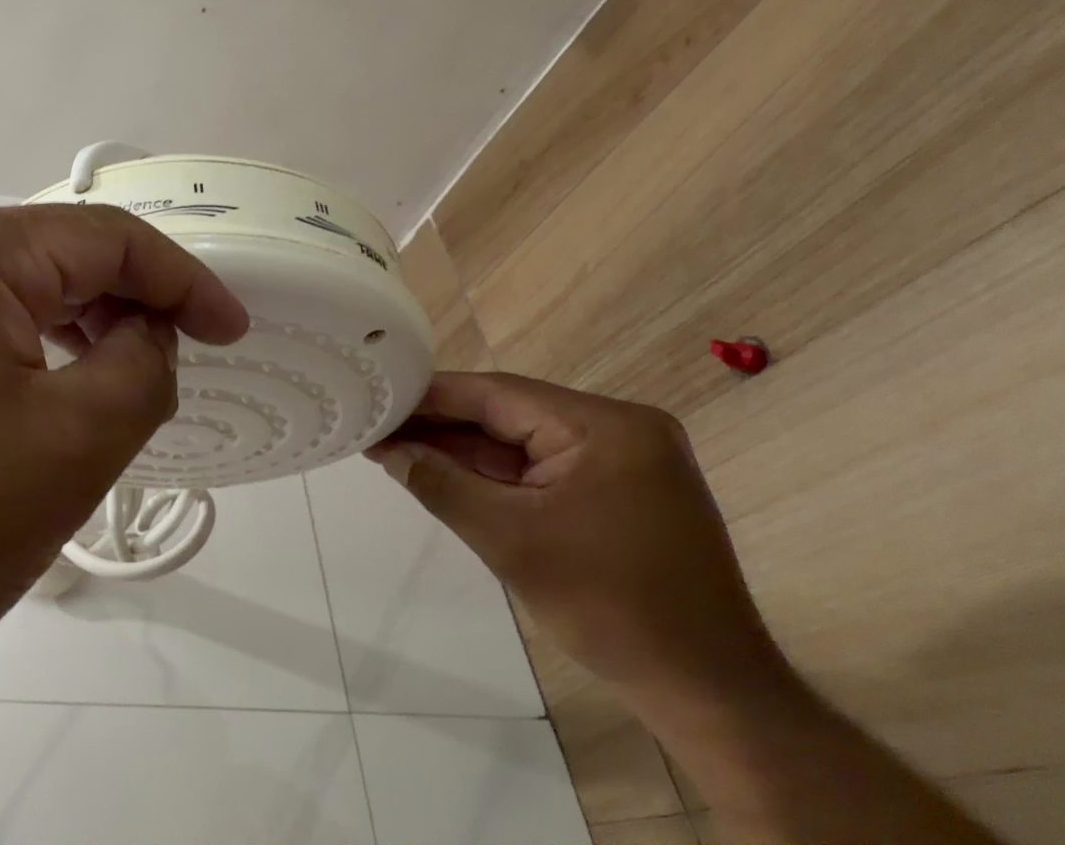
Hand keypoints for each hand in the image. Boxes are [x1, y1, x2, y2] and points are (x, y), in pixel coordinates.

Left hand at [0, 204, 247, 684]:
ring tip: (108, 401)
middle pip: (50, 265)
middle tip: (171, 370)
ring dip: (71, 343)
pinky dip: (17, 371)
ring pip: (5, 309)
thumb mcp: (73, 442)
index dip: (184, 281)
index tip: (234, 332)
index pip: (104, 239)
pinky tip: (31, 422)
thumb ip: (141, 367)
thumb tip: (145, 336)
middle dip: (125, 311)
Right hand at [368, 372, 790, 705]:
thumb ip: (442, 485)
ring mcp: (625, 461)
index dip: (431, 396)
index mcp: (605, 426)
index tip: (376, 397)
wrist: (704, 685)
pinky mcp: (620, 492)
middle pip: (511, 413)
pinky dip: (496, 475)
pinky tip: (446, 473)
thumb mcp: (510, 540)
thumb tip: (390, 450)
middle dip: (442, 424)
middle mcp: (620, 429)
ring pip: (525, 442)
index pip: (498, 393)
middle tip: (376, 426)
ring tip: (396, 447)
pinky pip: (544, 469)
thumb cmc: (609, 605)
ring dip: (464, 450)